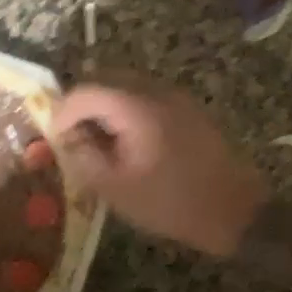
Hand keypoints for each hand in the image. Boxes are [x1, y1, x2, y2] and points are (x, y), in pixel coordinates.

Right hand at [53, 82, 268, 256]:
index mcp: (135, 108)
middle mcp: (155, 90)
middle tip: (73, 137)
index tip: (55, 139)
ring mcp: (175, 96)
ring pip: (126, 85)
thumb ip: (83, 156)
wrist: (236, 212)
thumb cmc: (172, 204)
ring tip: (99, 141)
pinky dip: (127, 109)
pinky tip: (128, 142)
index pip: (84, 91)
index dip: (63, 112)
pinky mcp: (188, 107)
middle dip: (82, 105)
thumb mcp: (115, 188)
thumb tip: (66, 137)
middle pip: (105, 79)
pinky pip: (146, 95)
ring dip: (105, 106)